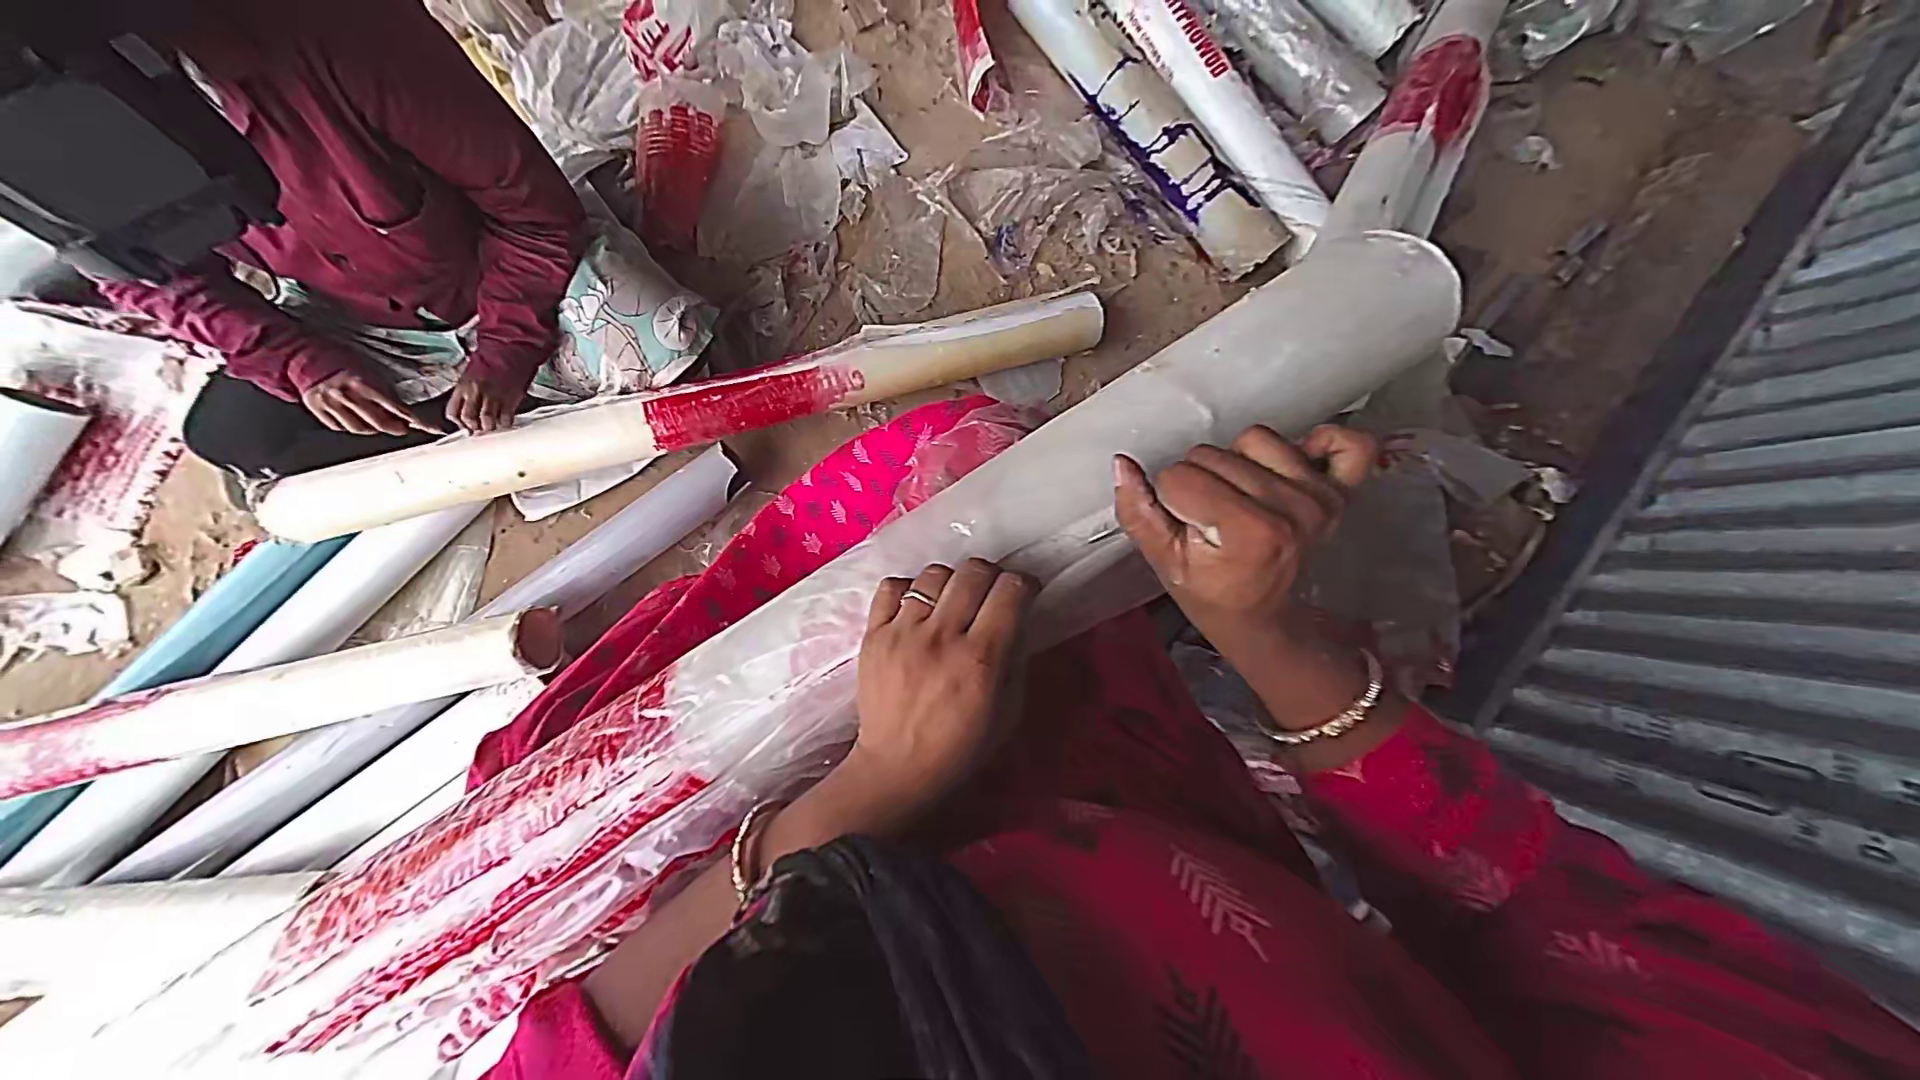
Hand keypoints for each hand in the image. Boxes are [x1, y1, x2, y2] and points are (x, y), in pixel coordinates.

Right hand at [301, 368, 441, 436]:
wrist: (304, 351)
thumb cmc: (344, 360)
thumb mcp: (373, 372)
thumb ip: (389, 394)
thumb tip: (410, 416)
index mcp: (362, 383)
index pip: (399, 410)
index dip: (419, 422)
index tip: (433, 428)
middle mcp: (343, 394)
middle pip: (380, 423)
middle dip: (397, 427)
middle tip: (404, 427)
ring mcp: (327, 402)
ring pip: (361, 429)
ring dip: (376, 429)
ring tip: (382, 423)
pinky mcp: (314, 407)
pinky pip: (340, 426)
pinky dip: (354, 426)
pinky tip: (361, 420)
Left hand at [446, 370, 524, 433]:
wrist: (509, 353)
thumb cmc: (491, 363)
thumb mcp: (470, 376)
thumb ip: (467, 393)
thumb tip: (470, 411)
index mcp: (462, 387)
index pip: (453, 412)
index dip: (459, 423)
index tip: (466, 426)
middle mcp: (475, 392)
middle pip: (469, 418)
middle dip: (475, 427)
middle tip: (481, 428)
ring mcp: (493, 396)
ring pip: (487, 421)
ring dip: (490, 427)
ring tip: (494, 426)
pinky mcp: (510, 399)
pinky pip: (506, 418)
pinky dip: (505, 423)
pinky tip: (506, 421)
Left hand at [845, 559, 1035, 827]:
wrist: (896, 768)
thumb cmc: (961, 747)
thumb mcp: (1008, 711)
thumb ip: (1017, 659)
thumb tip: (1019, 617)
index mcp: (981, 659)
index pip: (1010, 590)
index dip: (1024, 584)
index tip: (1024, 593)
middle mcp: (942, 637)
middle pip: (973, 571)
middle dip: (991, 575)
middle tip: (990, 593)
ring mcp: (902, 632)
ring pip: (934, 574)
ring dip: (952, 582)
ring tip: (952, 602)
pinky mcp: (873, 634)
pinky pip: (892, 586)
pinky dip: (909, 589)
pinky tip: (917, 608)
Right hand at [1113, 424, 1375, 653]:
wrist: (1266, 621)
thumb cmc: (1213, 595)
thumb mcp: (1164, 563)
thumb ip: (1138, 512)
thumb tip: (1122, 464)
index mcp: (1247, 531)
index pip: (1178, 477)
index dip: (1168, 499)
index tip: (1184, 529)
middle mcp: (1290, 508)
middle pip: (1212, 454)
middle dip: (1197, 481)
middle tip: (1208, 519)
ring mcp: (1319, 498)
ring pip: (1254, 439)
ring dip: (1237, 462)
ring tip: (1237, 497)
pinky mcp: (1341, 492)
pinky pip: (1347, 443)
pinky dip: (1319, 442)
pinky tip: (1292, 466)